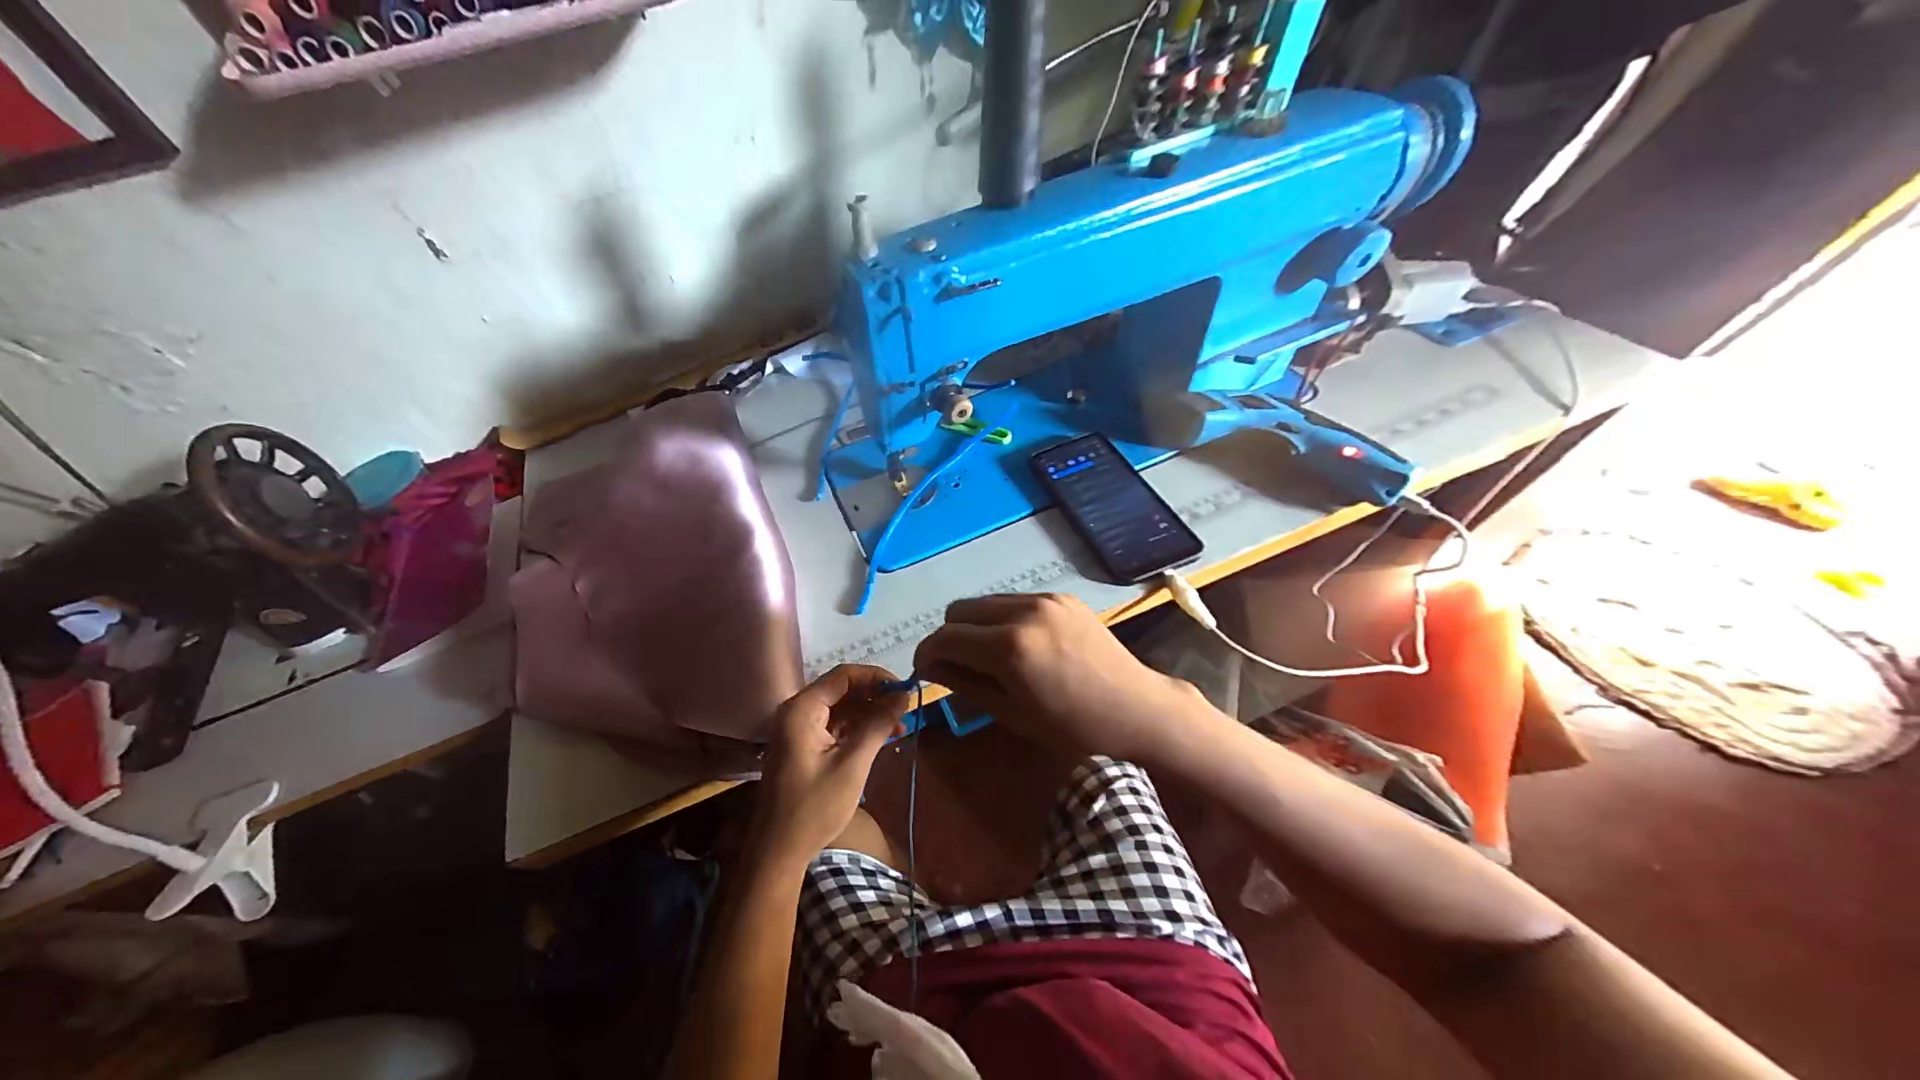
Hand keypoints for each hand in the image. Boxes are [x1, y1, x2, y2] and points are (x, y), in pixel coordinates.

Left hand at [751, 665, 911, 861]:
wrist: (778, 851)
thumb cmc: (814, 807)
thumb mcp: (853, 764)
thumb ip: (878, 725)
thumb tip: (903, 695)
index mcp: (802, 710)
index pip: (844, 675)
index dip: (877, 677)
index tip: (905, 689)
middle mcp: (797, 712)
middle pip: (842, 690)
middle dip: (876, 696)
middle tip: (906, 710)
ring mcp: (799, 730)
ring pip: (841, 708)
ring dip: (870, 713)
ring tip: (901, 726)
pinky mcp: (803, 746)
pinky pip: (835, 726)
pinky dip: (858, 728)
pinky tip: (882, 738)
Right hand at [913, 593, 1217, 763]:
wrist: (1136, 708)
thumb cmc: (1073, 726)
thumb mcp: (1011, 713)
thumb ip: (964, 683)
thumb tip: (931, 667)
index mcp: (1008, 646)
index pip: (945, 636)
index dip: (925, 654)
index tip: (924, 671)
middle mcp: (1023, 611)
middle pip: (960, 610)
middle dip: (950, 636)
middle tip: (957, 666)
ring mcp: (1045, 599)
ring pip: (986, 602)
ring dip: (976, 625)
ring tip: (990, 657)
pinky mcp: (1061, 597)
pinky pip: (1015, 601)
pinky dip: (1004, 619)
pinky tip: (1021, 646)